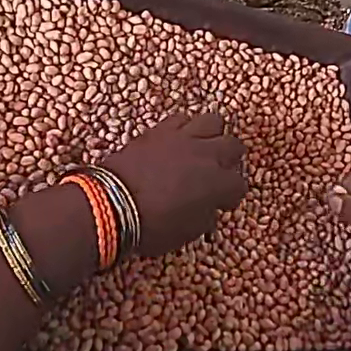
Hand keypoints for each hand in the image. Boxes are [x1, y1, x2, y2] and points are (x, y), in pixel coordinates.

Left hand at [100, 112, 246, 256]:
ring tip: (203, 147)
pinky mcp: (160, 130)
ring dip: (213, 134)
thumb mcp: (186, 232)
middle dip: (230, 159)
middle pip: (234, 146)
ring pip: (214, 121)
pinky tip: (178, 139)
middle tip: (218, 171)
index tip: (221, 201)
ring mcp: (183, 139)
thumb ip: (205, 216)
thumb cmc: (151, 226)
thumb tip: (208, 208)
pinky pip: (181, 119)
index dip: (231, 195)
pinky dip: (184, 127)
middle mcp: (206, 156)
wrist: (112, 204)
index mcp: (217, 183)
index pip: (239, 185)